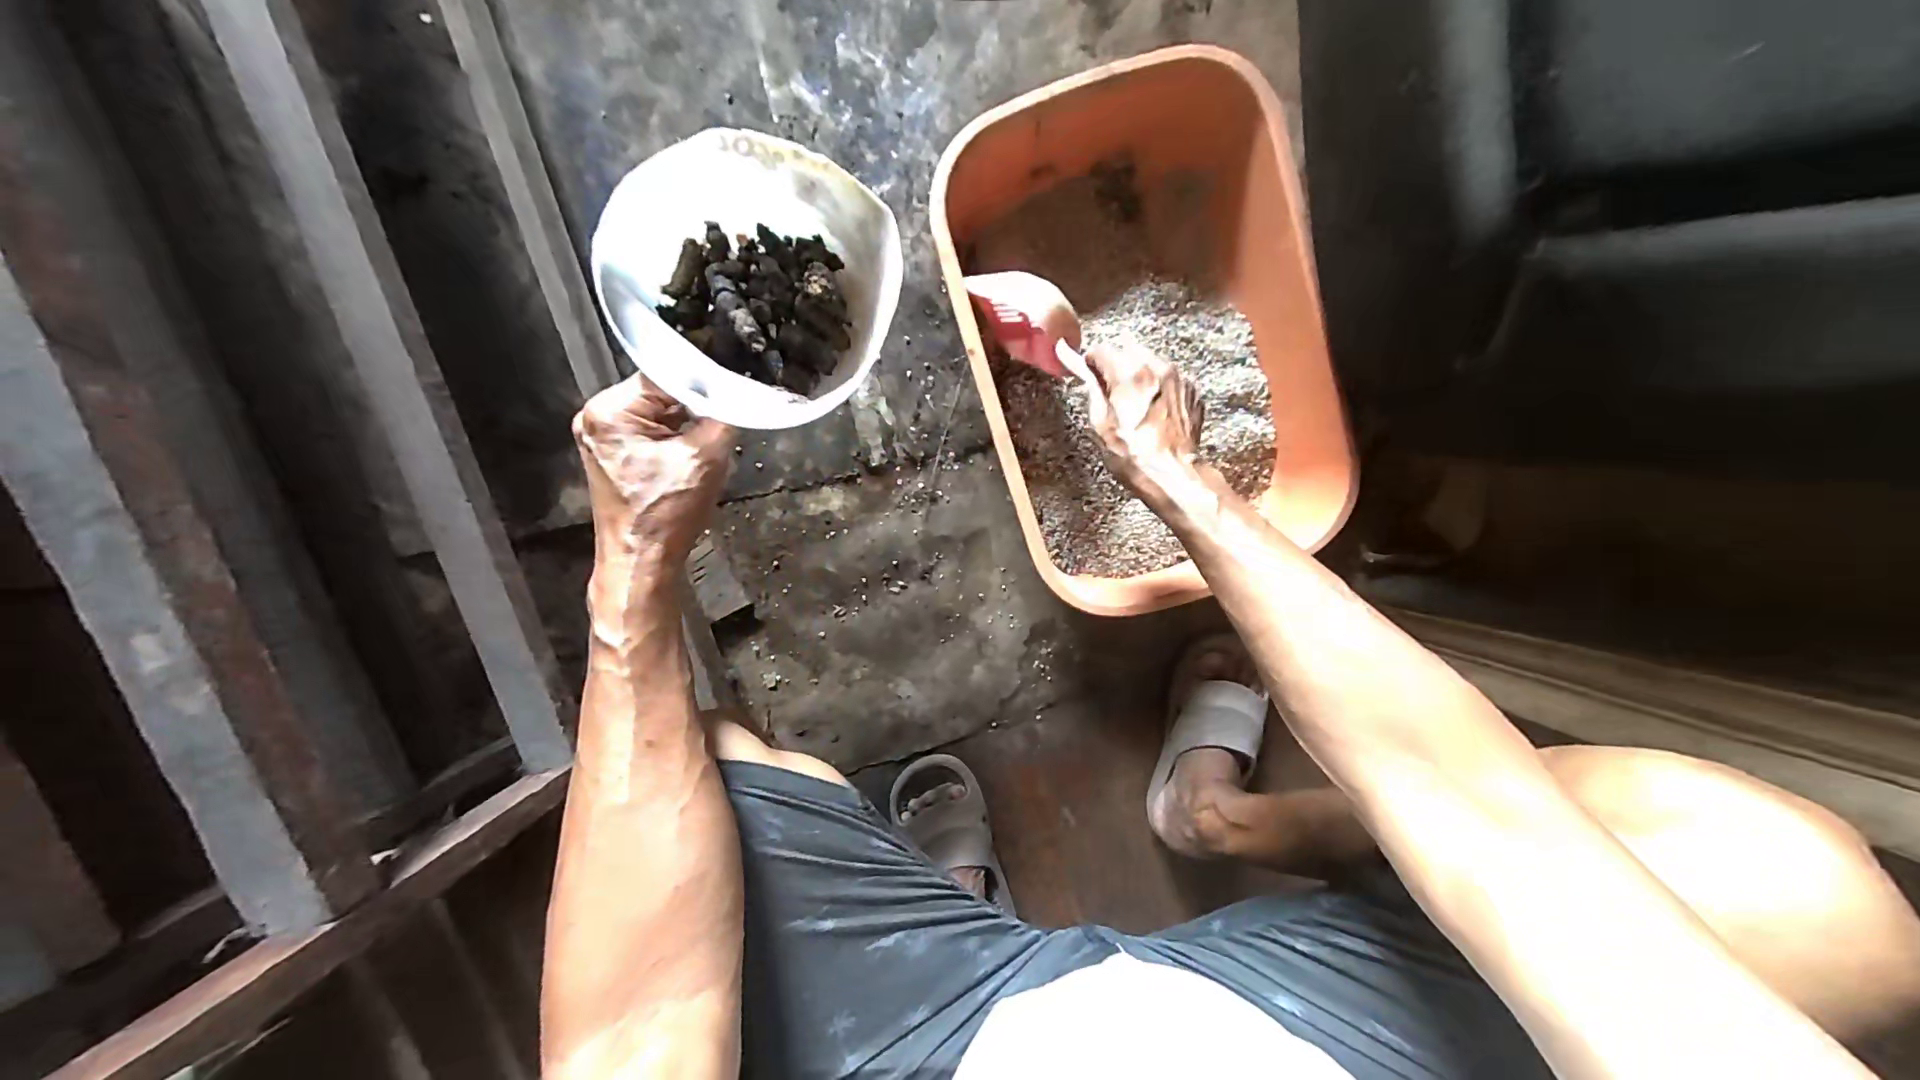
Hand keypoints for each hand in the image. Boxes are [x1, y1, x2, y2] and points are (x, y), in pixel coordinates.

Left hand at [573, 374, 733, 568]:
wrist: (643, 560)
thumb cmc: (663, 517)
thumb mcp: (706, 458)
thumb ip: (724, 417)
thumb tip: (738, 395)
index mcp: (609, 412)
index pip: (666, 375)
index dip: (704, 383)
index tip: (733, 392)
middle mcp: (599, 419)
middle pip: (662, 393)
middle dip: (696, 409)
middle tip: (720, 427)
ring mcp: (607, 438)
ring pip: (662, 414)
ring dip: (689, 427)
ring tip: (704, 451)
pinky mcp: (619, 455)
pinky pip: (657, 433)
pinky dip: (679, 441)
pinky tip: (692, 460)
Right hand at [1082, 341, 1205, 508]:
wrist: (1172, 473)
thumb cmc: (1133, 455)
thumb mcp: (1101, 423)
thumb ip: (1092, 389)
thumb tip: (1083, 369)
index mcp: (1130, 373)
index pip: (1102, 349)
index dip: (1090, 361)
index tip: (1087, 372)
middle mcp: (1157, 367)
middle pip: (1128, 348)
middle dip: (1116, 363)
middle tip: (1109, 388)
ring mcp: (1178, 378)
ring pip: (1151, 360)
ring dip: (1138, 373)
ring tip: (1132, 402)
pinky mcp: (1191, 391)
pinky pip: (1168, 377)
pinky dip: (1157, 386)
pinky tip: (1151, 409)